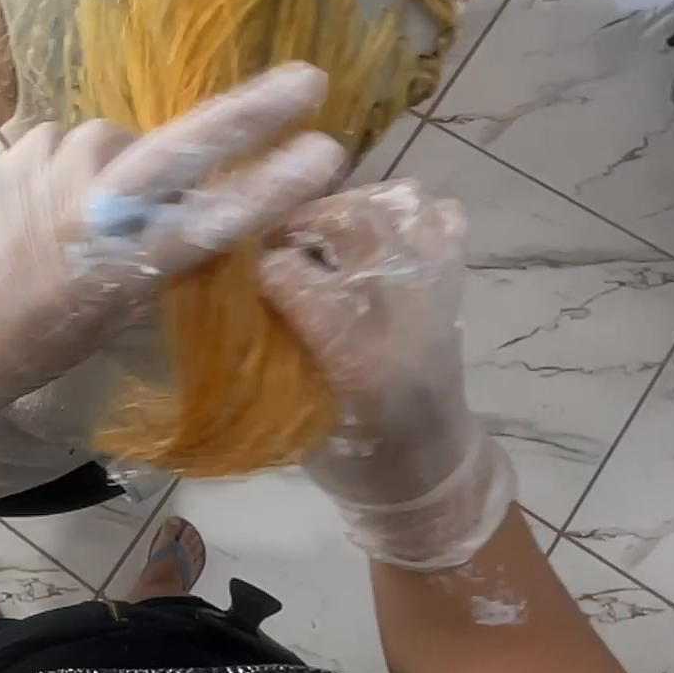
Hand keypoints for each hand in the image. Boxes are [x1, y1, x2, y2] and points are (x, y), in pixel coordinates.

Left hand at [0, 62, 346, 447]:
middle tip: (305, 83)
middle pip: (180, 144)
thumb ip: (159, 256)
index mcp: (123, 258)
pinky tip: (50, 197)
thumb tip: (199, 207)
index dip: (274, 185)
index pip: (215, 215)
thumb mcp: (114, 313)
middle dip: (248, 114)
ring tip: (91, 204)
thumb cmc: (40, 342)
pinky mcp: (11, 153)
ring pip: (113, 139)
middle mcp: (88, 203)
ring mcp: (46, 168)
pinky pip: (62, 141)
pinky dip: (71, 163)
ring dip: (119, 161)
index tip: (328, 152)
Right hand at [259, 181, 513, 569]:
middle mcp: (401, 309)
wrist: (428, 469)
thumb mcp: (287, 414)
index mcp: (353, 353)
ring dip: (345, 209)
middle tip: (265, 241)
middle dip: (294, 221)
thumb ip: (262, 353)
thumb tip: (220, 299)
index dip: (248, 263)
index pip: (287, 274)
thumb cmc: (344, 452)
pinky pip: (440, 215)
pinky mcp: (454, 282)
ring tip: (315, 234)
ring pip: (394, 203)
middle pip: (346, 220)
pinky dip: (403, 214)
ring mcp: (435, 288)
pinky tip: (367, 240)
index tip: (224, 271)